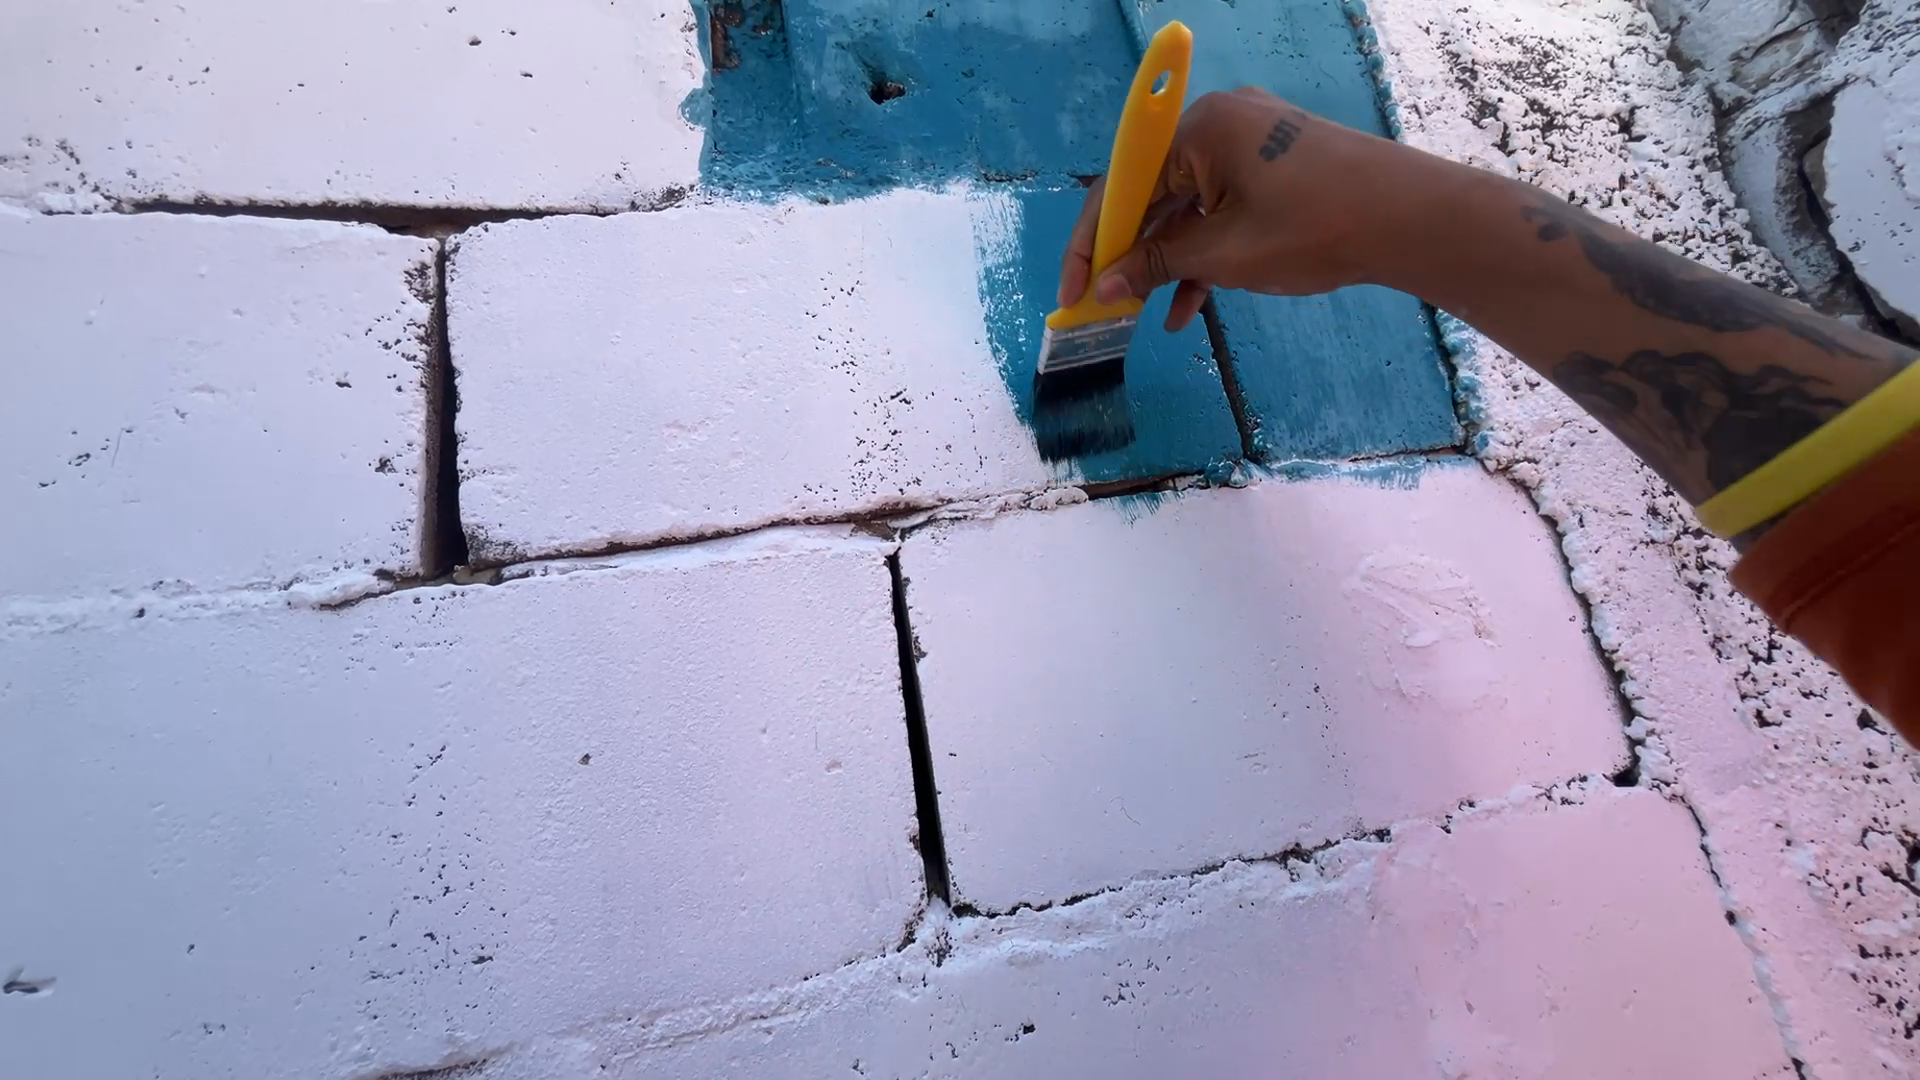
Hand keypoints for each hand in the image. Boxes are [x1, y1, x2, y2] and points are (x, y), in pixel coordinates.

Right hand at [1056, 88, 1413, 330]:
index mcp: (1199, 130)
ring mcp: (1244, 150)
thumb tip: (1105, 286)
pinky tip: (1187, 310)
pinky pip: (1216, 214)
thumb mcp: (1222, 254)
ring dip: (1164, 265)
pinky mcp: (1266, 173)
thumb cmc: (1310, 229)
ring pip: (1183, 212)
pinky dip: (1201, 258)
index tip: (1074, 290)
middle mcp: (1216, 128)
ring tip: (1142, 314)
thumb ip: (1156, 265)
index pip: (1122, 187)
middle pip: (1150, 198)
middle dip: (1128, 256)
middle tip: (1104, 303)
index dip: (1091, 244)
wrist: (1410, 221)